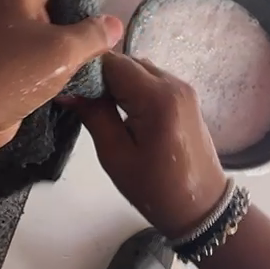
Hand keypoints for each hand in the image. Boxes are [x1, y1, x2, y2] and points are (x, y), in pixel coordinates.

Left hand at [0, 0, 122, 145]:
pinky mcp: (11, 55)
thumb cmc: (7, 74)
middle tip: (104, 23)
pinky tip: (82, 69)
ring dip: (77, 31)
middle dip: (85, 1)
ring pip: (53, 17)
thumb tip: (111, 26)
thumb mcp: (60, 51)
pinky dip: (65, 51)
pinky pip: (45, 43)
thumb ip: (93, 34)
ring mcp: (10, 29)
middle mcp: (13, 1)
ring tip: (98, 50)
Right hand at [77, 53, 229, 233]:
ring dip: (115, 81)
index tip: (67, 88)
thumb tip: (67, 90)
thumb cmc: (156, 188)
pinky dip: (131, 86)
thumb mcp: (115, 154)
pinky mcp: (184, 96)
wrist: (202, 207)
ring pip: (137, 68)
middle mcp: (173, 83)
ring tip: (97, 105)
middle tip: (79, 99)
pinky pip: (150, 79)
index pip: (112, 63)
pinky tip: (120, 108)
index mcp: (157, 98)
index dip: (85, 70)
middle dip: (99, 75)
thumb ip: (93, 114)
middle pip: (125, 61)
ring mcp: (182, 88)